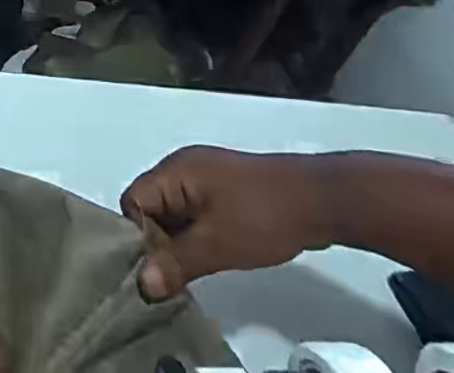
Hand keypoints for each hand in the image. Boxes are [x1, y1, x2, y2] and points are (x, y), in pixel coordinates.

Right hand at [120, 147, 339, 299]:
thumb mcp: (217, 244)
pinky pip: (193, 211)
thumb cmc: (263, 216)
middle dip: (157, 240)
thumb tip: (142, 284)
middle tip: (171, 276)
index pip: (132, 200)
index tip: (153, 268)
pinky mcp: (223, 189)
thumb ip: (176, 262)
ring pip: (173, 211)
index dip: (136, 235)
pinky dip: (194, 234)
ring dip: (177, 240)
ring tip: (189, 271)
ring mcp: (204, 177)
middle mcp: (182, 168)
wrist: (321, 199)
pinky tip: (209, 256)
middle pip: (150, 205)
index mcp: (173, 171)